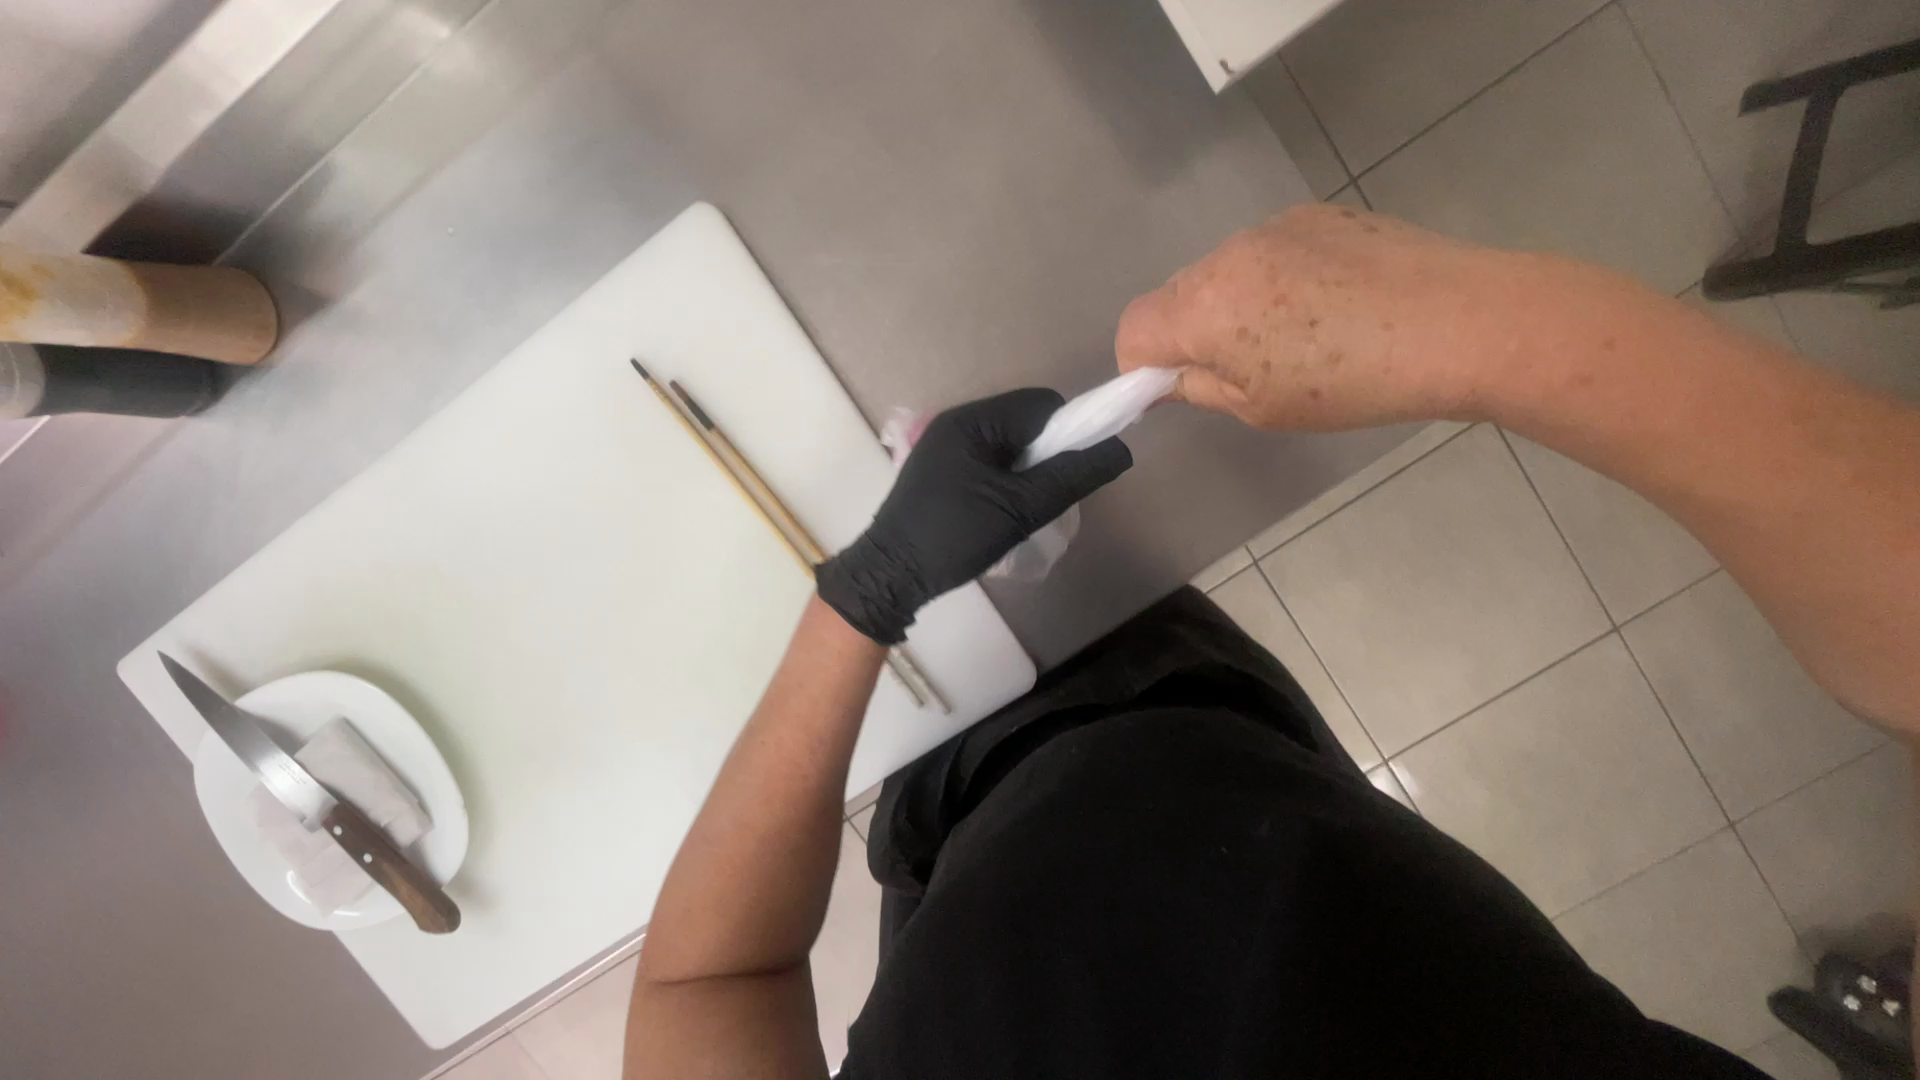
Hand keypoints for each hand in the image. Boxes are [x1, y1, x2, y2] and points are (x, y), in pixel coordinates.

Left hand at [816, 389, 1131, 643]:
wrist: (891, 575)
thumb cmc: (953, 536)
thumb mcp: (1020, 509)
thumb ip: (1072, 477)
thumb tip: (1121, 451)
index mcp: (973, 421)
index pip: (1042, 404)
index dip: (1071, 431)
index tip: (1077, 471)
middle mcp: (958, 424)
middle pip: (1027, 423)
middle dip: (1051, 454)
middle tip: (1054, 496)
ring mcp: (947, 449)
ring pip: (1012, 446)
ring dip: (1032, 471)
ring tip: (1031, 508)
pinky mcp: (943, 473)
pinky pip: (992, 463)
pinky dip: (1010, 482)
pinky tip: (1010, 512)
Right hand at [1115, 203, 1529, 430]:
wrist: (1464, 323)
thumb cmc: (1353, 384)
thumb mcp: (1260, 408)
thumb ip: (1196, 387)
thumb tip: (1162, 379)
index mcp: (1204, 309)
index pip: (1133, 328)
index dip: (1141, 366)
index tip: (1177, 387)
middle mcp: (1225, 256)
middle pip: (1172, 297)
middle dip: (1187, 334)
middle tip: (1244, 367)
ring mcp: (1271, 228)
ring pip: (1218, 272)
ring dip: (1230, 305)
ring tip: (1294, 335)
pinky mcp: (1314, 213)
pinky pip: (1264, 252)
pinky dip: (1271, 280)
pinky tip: (1325, 303)